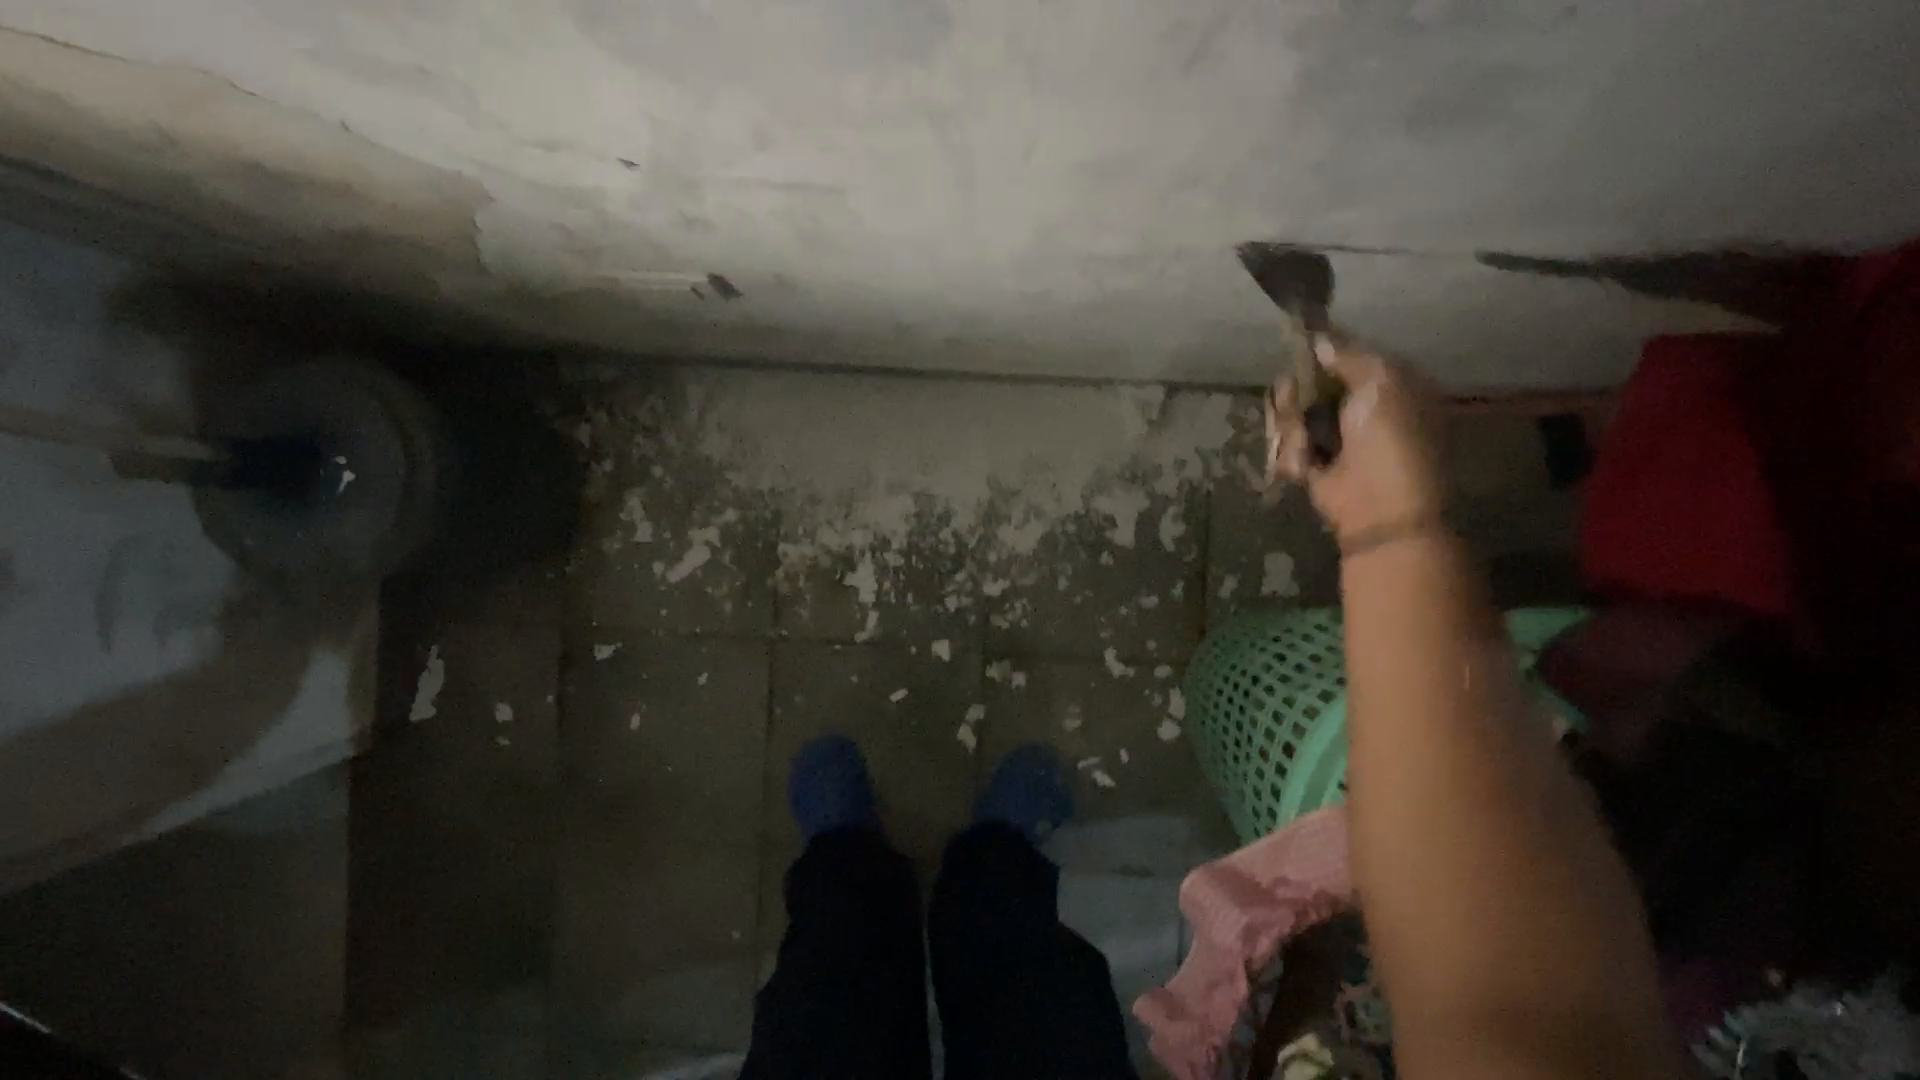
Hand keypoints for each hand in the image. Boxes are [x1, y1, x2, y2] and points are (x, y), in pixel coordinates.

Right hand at [1265, 338, 1443, 545]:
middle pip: (1308, 383)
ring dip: (1290, 426)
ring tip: (1302, 444)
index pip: (1345, 354)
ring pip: (1291, 413)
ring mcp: (1332, 436)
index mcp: (1387, 383)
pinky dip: (1290, 453)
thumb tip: (1321, 340)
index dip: (1321, 349)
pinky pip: (1285, 444)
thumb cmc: (1391, 441)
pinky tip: (1303, 465)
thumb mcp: (1381, 383)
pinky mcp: (1310, 463)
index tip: (1298, 340)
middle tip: (1292, 398)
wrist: (1381, 507)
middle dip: (1295, 392)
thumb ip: (1350, 355)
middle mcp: (1359, 407)